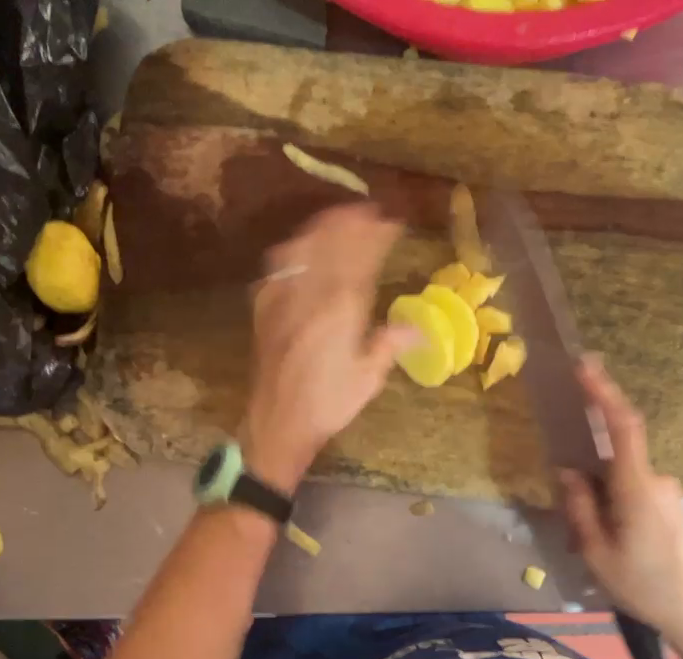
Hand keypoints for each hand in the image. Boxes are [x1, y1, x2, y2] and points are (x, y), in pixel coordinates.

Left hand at [240, 203, 419, 490]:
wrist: (277, 422)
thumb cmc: (328, 405)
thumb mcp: (367, 379)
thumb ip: (388, 345)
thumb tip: (418, 329)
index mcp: (341, 310)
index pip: (361, 258)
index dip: (377, 235)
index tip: (391, 220)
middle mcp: (310, 296)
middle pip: (331, 244)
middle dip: (351, 222)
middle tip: (369, 212)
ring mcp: (283, 299)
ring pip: (302, 249)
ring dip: (320, 229)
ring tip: (337, 220)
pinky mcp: (264, 309)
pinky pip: (277, 269)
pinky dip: (293, 252)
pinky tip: (300, 251)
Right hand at [558, 357, 682, 653]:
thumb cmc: (643, 586)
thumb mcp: (596, 552)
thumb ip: (580, 508)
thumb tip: (568, 473)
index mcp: (636, 488)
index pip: (622, 427)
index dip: (604, 392)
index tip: (586, 365)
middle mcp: (657, 482)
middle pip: (612, 464)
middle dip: (588, 487)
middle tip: (576, 533)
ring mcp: (668, 495)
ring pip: (621, 487)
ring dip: (601, 508)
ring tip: (591, 553)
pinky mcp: (671, 510)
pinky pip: (634, 498)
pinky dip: (615, 515)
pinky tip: (613, 553)